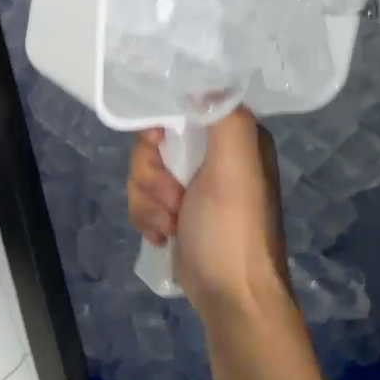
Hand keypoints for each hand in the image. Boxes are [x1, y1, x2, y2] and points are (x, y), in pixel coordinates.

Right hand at [127, 108, 288, 316]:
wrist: (230, 299)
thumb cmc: (233, 233)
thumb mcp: (235, 173)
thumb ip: (225, 121)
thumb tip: (202, 81)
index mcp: (237, 143)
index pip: (182, 109)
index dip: (161, 127)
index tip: (158, 144)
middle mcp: (218, 160)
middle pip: (154, 143)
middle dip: (150, 173)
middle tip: (171, 197)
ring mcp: (195, 188)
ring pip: (143, 171)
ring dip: (147, 200)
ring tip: (170, 224)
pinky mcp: (178, 212)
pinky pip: (142, 197)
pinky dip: (146, 216)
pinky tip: (164, 235)